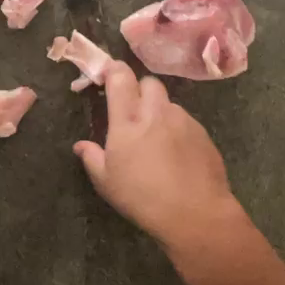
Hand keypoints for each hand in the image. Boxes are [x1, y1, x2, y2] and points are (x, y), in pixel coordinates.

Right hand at [73, 62, 246, 249]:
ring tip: (157, 137)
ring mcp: (182, 121)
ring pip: (169, 103)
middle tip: (133, 111)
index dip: (114, 71)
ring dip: (160, 111)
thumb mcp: (107, 182)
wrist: (195, 214)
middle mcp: (156, 113)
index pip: (120, 78)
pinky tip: (176, 153)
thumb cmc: (142, 198)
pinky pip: (186, 121)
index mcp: (127, 122)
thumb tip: (81, 146)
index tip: (108, 75)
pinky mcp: (202, 133)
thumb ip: (92, 158)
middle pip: (148, 82)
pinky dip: (177, 129)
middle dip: (139, 90)